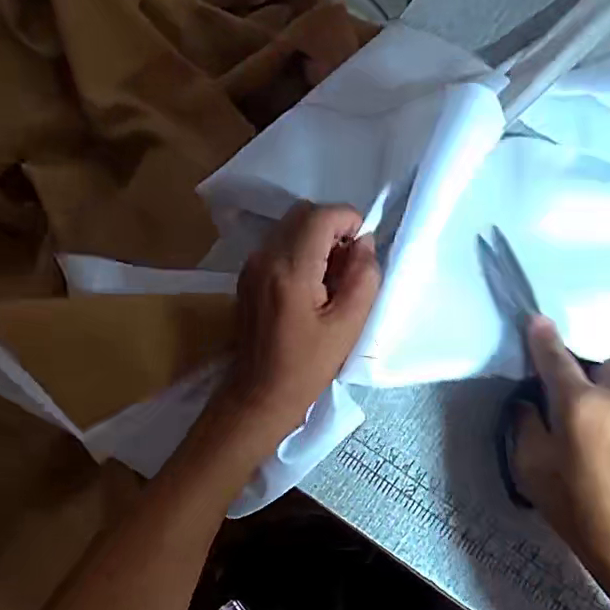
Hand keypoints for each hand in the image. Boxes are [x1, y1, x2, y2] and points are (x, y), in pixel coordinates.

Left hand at [217, 201, 380, 441]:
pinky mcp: (245, 279)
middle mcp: (264, 258)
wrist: (259, 394)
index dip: (349, 222)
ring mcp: (250, 267)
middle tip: (347, 266)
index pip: (322, 216)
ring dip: (315, 241)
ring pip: (289, 228)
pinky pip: (276, 247)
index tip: (361, 251)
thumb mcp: (347, 326)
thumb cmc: (306, 367)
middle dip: (332, 229)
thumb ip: (363, 277)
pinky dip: (298, 253)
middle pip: (302, 214)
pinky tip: (308, 289)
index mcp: (290, 269)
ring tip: (329, 281)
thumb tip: (364, 243)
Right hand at [512, 316, 609, 609]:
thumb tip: (530, 404)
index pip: (555, 358)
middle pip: (608, 367)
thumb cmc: (579, 509)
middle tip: (585, 413)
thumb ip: (526, 428)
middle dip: (594, 381)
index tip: (538, 323)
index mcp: (578, 402)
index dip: (543, 340)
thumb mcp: (531, 471)